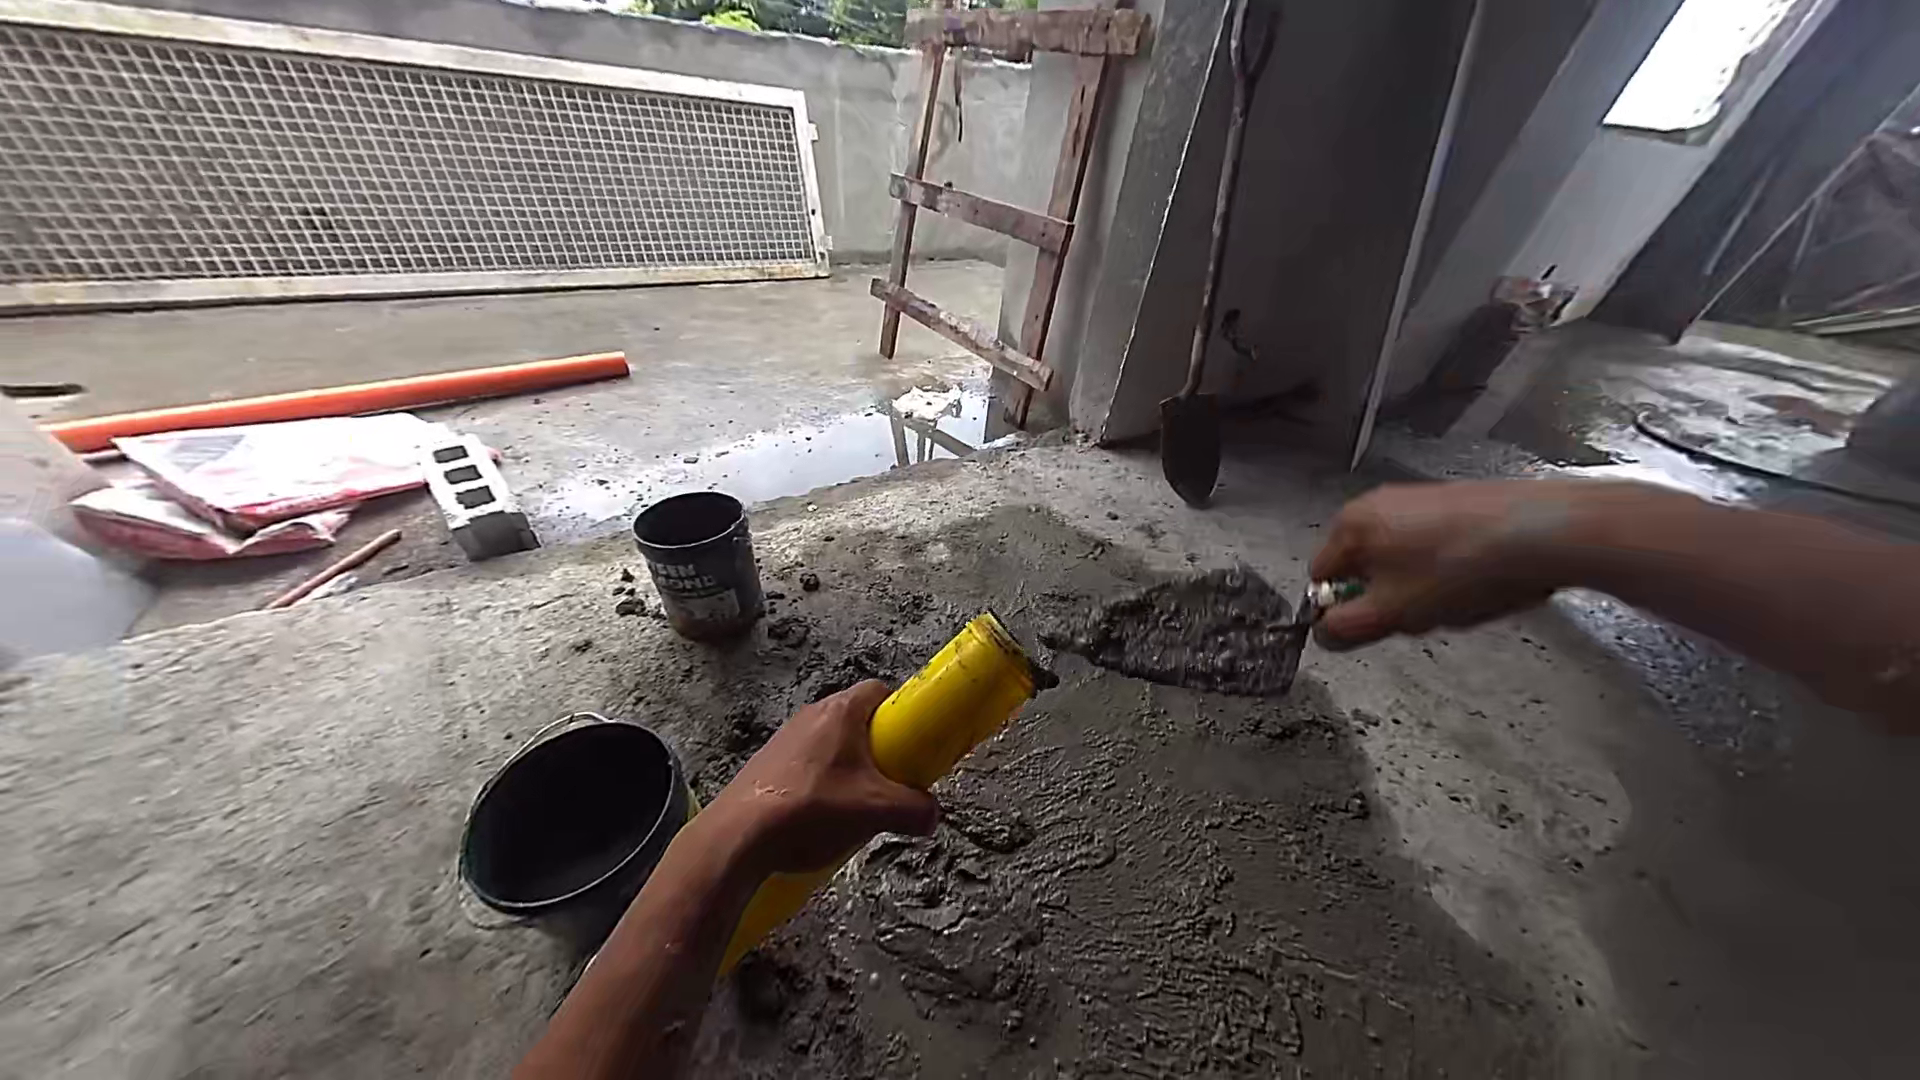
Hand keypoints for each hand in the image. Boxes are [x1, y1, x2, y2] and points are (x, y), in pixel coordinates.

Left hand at [707, 681, 939, 875]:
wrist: (739, 837)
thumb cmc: (811, 808)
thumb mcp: (875, 811)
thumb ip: (914, 810)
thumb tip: (931, 816)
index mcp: (841, 711)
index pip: (880, 690)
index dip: (900, 714)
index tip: (910, 742)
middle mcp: (813, 714)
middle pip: (858, 719)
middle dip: (877, 747)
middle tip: (887, 779)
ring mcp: (786, 737)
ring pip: (832, 742)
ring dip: (848, 767)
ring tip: (853, 804)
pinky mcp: (768, 762)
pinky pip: (807, 761)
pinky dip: (820, 781)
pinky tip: (820, 816)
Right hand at [1309, 479, 1599, 647]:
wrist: (1549, 529)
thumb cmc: (1457, 570)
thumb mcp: (1393, 613)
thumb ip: (1345, 628)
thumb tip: (1322, 634)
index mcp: (1348, 524)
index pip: (1321, 577)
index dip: (1345, 606)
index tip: (1382, 619)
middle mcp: (1375, 502)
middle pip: (1365, 568)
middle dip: (1391, 597)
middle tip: (1428, 612)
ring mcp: (1418, 497)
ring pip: (1403, 560)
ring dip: (1424, 586)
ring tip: (1466, 596)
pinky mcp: (1458, 499)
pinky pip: (1436, 544)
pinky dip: (1454, 565)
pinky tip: (1486, 576)